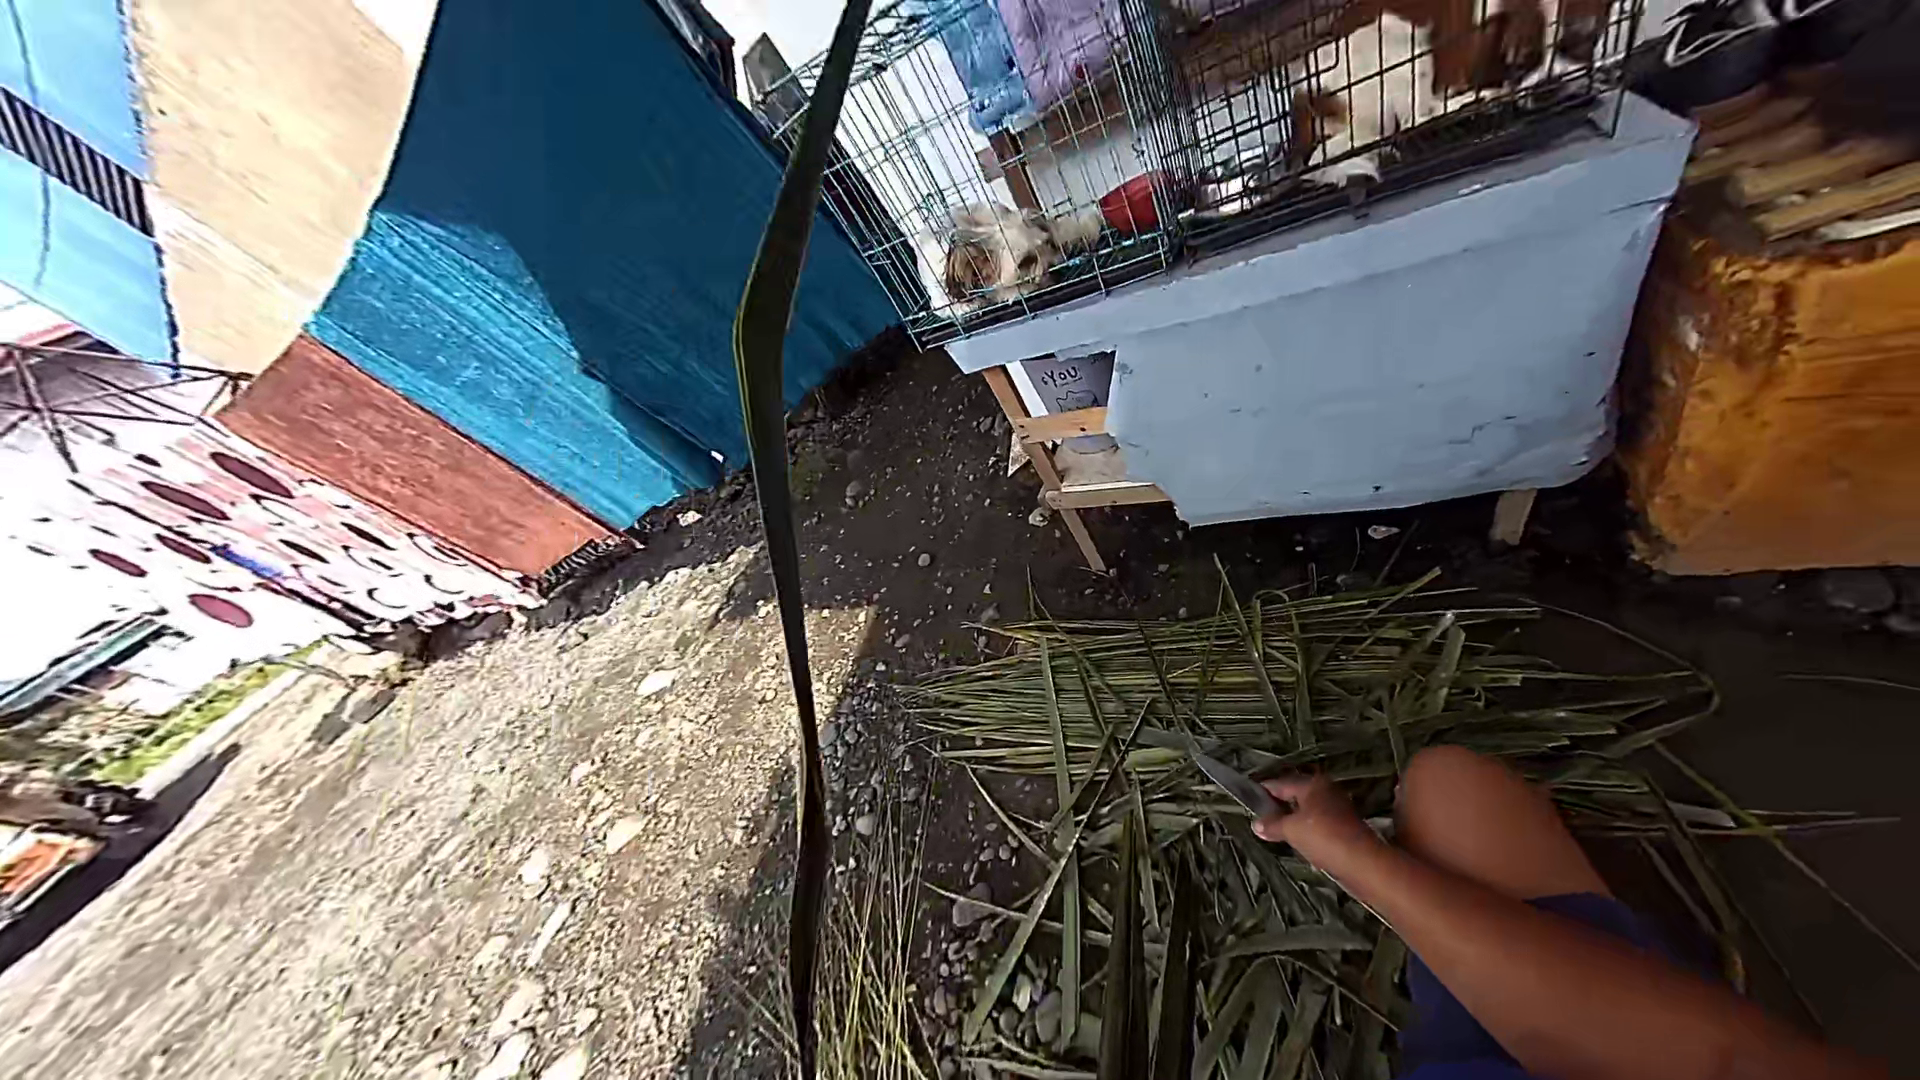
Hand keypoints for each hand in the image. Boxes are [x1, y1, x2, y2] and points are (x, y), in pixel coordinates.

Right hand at [1252, 773, 1380, 868]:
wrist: (1364, 864)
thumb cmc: (1323, 837)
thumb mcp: (1290, 830)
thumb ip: (1271, 825)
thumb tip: (1256, 824)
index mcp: (1312, 784)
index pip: (1279, 783)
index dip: (1263, 791)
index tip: (1249, 798)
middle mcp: (1327, 791)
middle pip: (1296, 795)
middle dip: (1280, 806)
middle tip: (1263, 815)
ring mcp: (1340, 809)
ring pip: (1309, 811)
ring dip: (1295, 820)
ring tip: (1279, 831)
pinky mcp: (1348, 828)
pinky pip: (1320, 825)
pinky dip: (1309, 831)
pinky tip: (1301, 842)